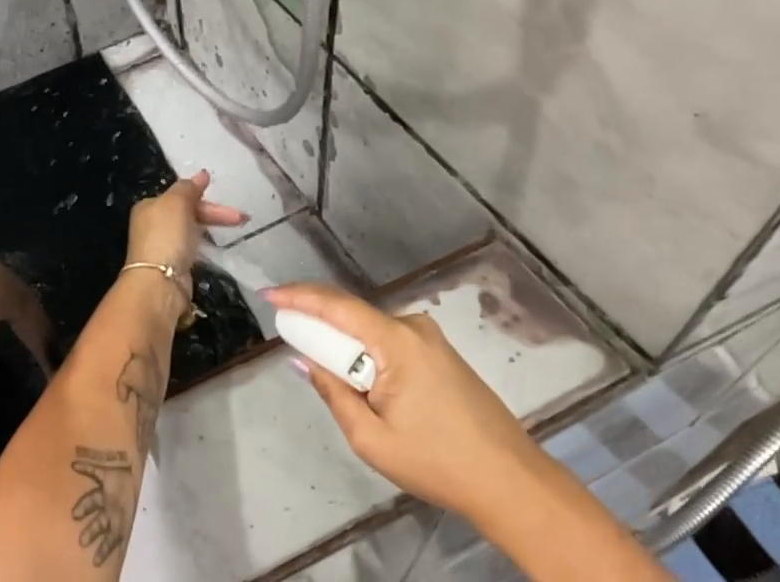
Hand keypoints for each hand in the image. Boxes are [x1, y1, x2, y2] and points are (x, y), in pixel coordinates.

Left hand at [126, 170, 246, 294]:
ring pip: (191, 231)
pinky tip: (216, 250)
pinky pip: (191, 249)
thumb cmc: (167, 237)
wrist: (159, 284)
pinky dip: (204, 246)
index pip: (181, 196)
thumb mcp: (177, 203)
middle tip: (241, 218)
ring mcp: (162, 246)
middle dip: (214, 214)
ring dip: (212, 229)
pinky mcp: (173, 265)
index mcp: (150, 206)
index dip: (204, 196)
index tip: (227, 200)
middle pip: (187, 213)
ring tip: (236, 230)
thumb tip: (202, 173)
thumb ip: (189, 188)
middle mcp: (152, 224)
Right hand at [265, 283, 551, 520]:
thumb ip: (333, 392)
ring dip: (345, 346)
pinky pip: (389, 343)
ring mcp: (431, 339)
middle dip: (318, 324)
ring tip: (333, 380)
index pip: (336, 306)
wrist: (512, 482)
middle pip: (352, 315)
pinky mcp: (441, 354)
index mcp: (396, 342)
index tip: (268, 296)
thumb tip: (303, 360)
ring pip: (371, 331)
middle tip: (290, 341)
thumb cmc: (437, 462)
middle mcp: (414, 327)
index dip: (298, 296)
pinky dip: (367, 355)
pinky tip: (364, 385)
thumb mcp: (370, 437)